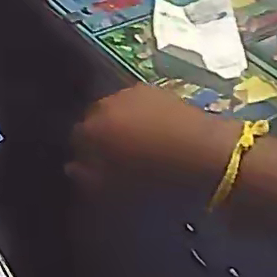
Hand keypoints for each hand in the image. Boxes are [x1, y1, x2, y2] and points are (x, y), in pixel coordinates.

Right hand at [68, 85, 239, 196]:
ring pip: (115, 108)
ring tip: (138, 140)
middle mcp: (104, 104)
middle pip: (93, 118)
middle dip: (100, 133)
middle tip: (116, 153)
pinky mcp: (155, 89)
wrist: (203, 152)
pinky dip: (141, 114)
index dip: (84, 153)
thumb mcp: (113, 187)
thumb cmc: (153, 176)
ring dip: (120, 121)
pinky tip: (155, 129)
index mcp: (89, 129)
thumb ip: (87, 177)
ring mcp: (130, 93)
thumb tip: (73, 166)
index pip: (75, 138)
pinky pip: (138, 103)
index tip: (95, 165)